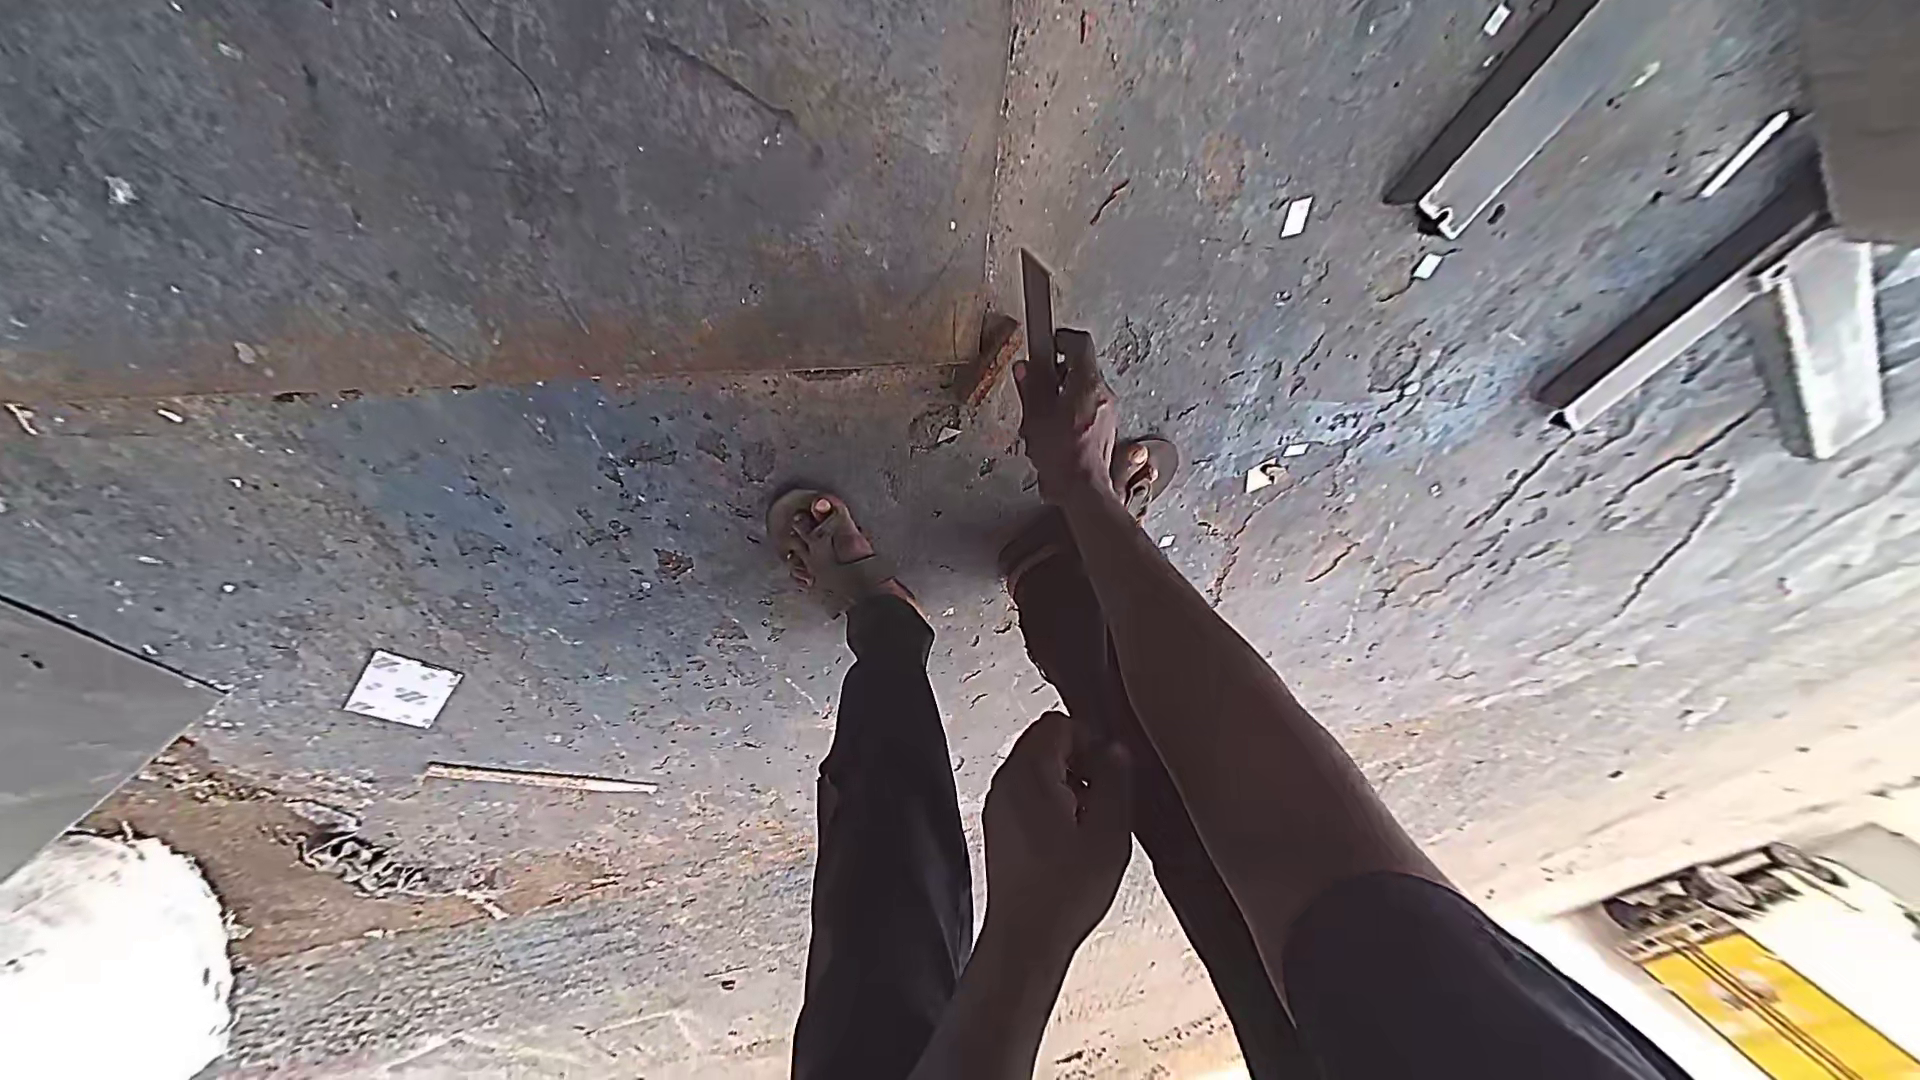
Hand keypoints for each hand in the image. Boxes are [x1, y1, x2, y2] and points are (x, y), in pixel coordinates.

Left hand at [981, 711, 1132, 956]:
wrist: (1025, 936)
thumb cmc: (1065, 889)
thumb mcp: (1108, 833)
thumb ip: (1115, 782)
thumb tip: (1116, 752)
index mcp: (1029, 772)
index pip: (1056, 724)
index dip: (1088, 738)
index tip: (1109, 767)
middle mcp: (1006, 779)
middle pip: (1044, 741)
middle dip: (1078, 758)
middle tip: (1104, 791)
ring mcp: (998, 801)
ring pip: (1036, 765)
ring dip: (1067, 777)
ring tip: (1091, 815)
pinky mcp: (999, 822)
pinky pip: (1026, 789)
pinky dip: (1051, 795)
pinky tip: (1071, 832)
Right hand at [1015, 328, 1119, 506]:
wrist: (1082, 489)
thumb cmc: (1062, 456)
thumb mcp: (1036, 417)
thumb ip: (1031, 388)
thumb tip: (1025, 368)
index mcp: (1087, 384)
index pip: (1080, 344)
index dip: (1061, 339)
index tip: (1047, 344)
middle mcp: (1103, 395)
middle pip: (1080, 369)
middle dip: (1055, 375)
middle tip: (1036, 386)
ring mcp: (1107, 413)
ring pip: (1082, 391)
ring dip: (1061, 396)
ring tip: (1041, 416)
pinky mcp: (1105, 429)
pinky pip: (1087, 409)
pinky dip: (1069, 412)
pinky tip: (1053, 432)